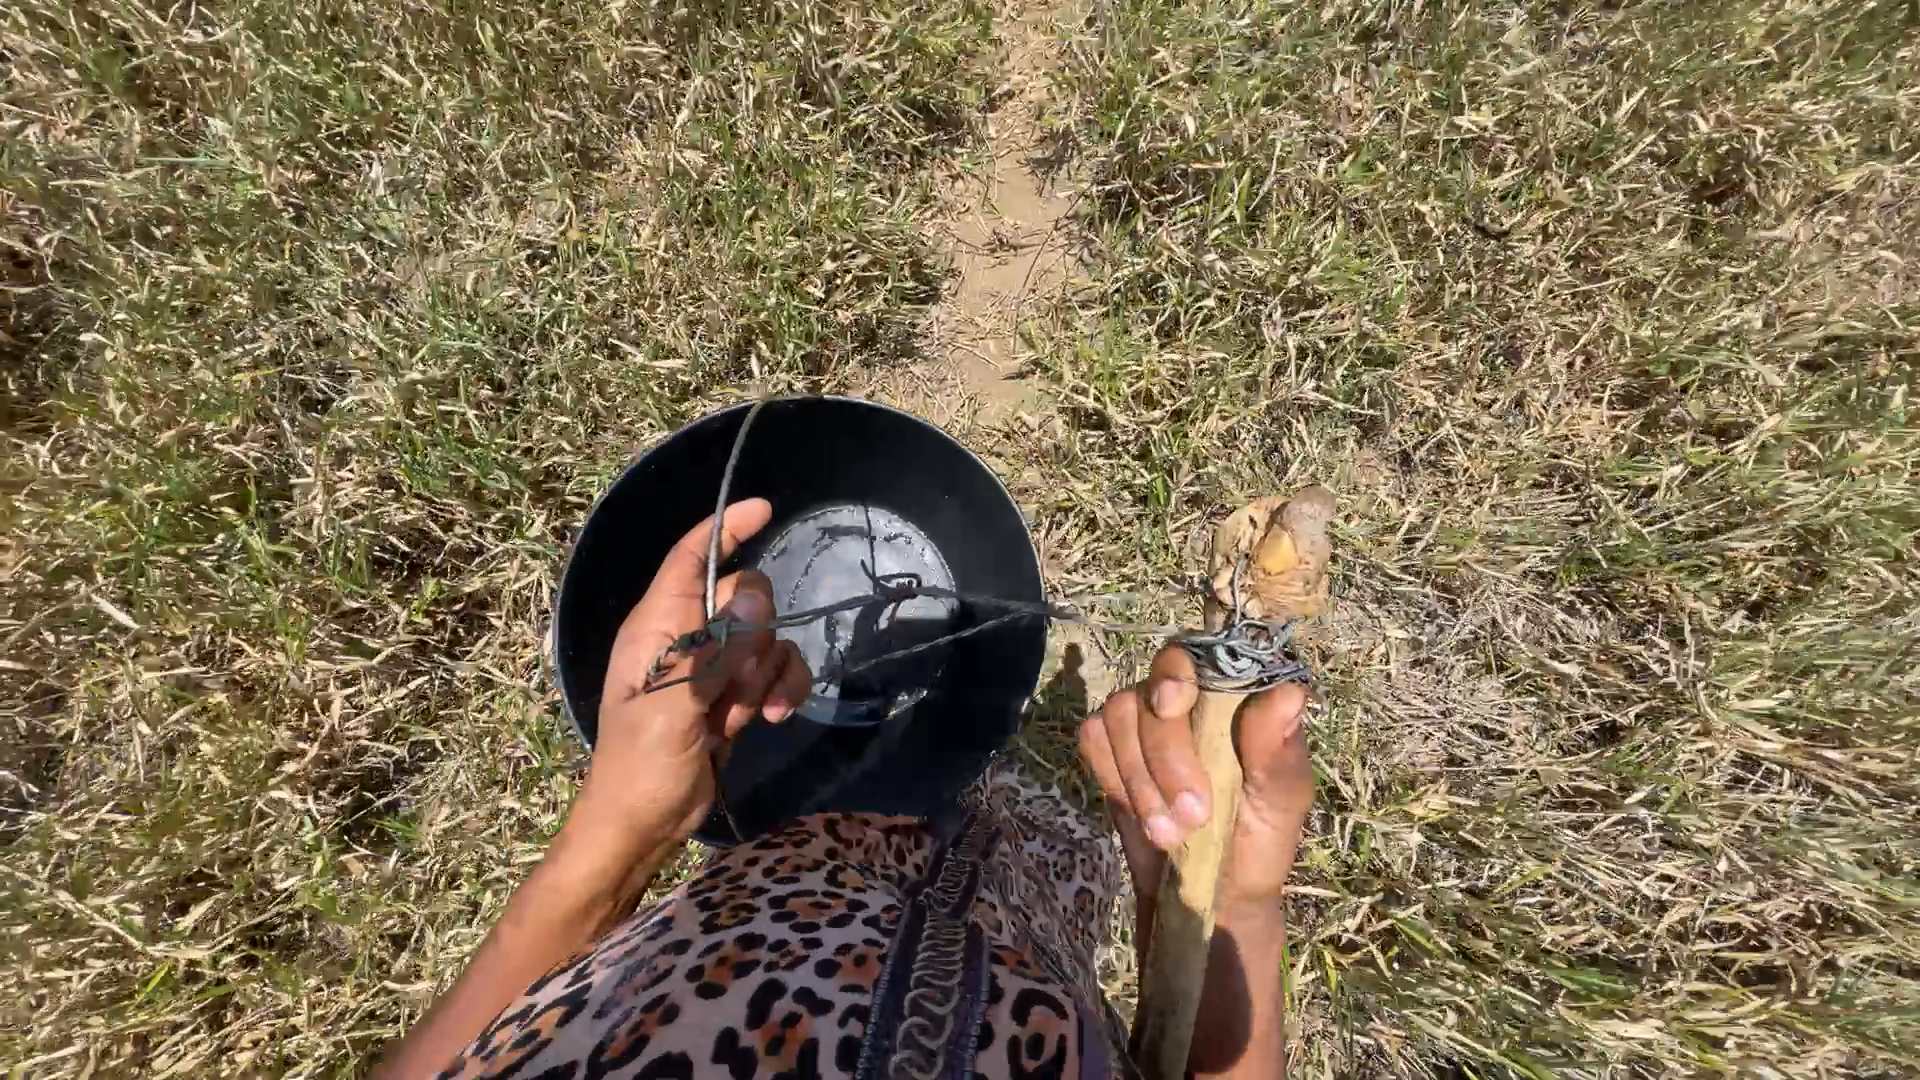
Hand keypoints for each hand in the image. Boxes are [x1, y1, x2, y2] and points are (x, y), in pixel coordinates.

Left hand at [576, 498, 810, 842]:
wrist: (645, 824)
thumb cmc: (641, 766)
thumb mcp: (673, 708)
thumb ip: (715, 651)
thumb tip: (757, 597)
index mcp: (657, 627)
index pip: (691, 557)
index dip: (725, 528)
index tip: (764, 509)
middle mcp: (686, 636)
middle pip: (742, 595)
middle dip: (754, 634)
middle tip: (739, 678)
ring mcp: (713, 665)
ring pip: (766, 637)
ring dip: (767, 674)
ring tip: (748, 713)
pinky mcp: (734, 692)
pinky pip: (775, 669)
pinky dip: (781, 689)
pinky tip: (771, 718)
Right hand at [1079, 644, 1312, 904]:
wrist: (1216, 894)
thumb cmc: (1260, 838)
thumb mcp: (1282, 799)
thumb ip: (1277, 747)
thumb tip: (1290, 691)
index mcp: (1226, 696)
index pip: (1192, 656)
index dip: (1175, 673)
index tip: (1174, 704)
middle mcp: (1179, 698)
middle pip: (1149, 691)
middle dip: (1164, 754)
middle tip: (1192, 814)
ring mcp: (1139, 721)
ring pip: (1116, 716)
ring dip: (1140, 779)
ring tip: (1170, 833)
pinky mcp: (1108, 750)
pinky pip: (1093, 741)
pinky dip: (1116, 779)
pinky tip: (1142, 814)